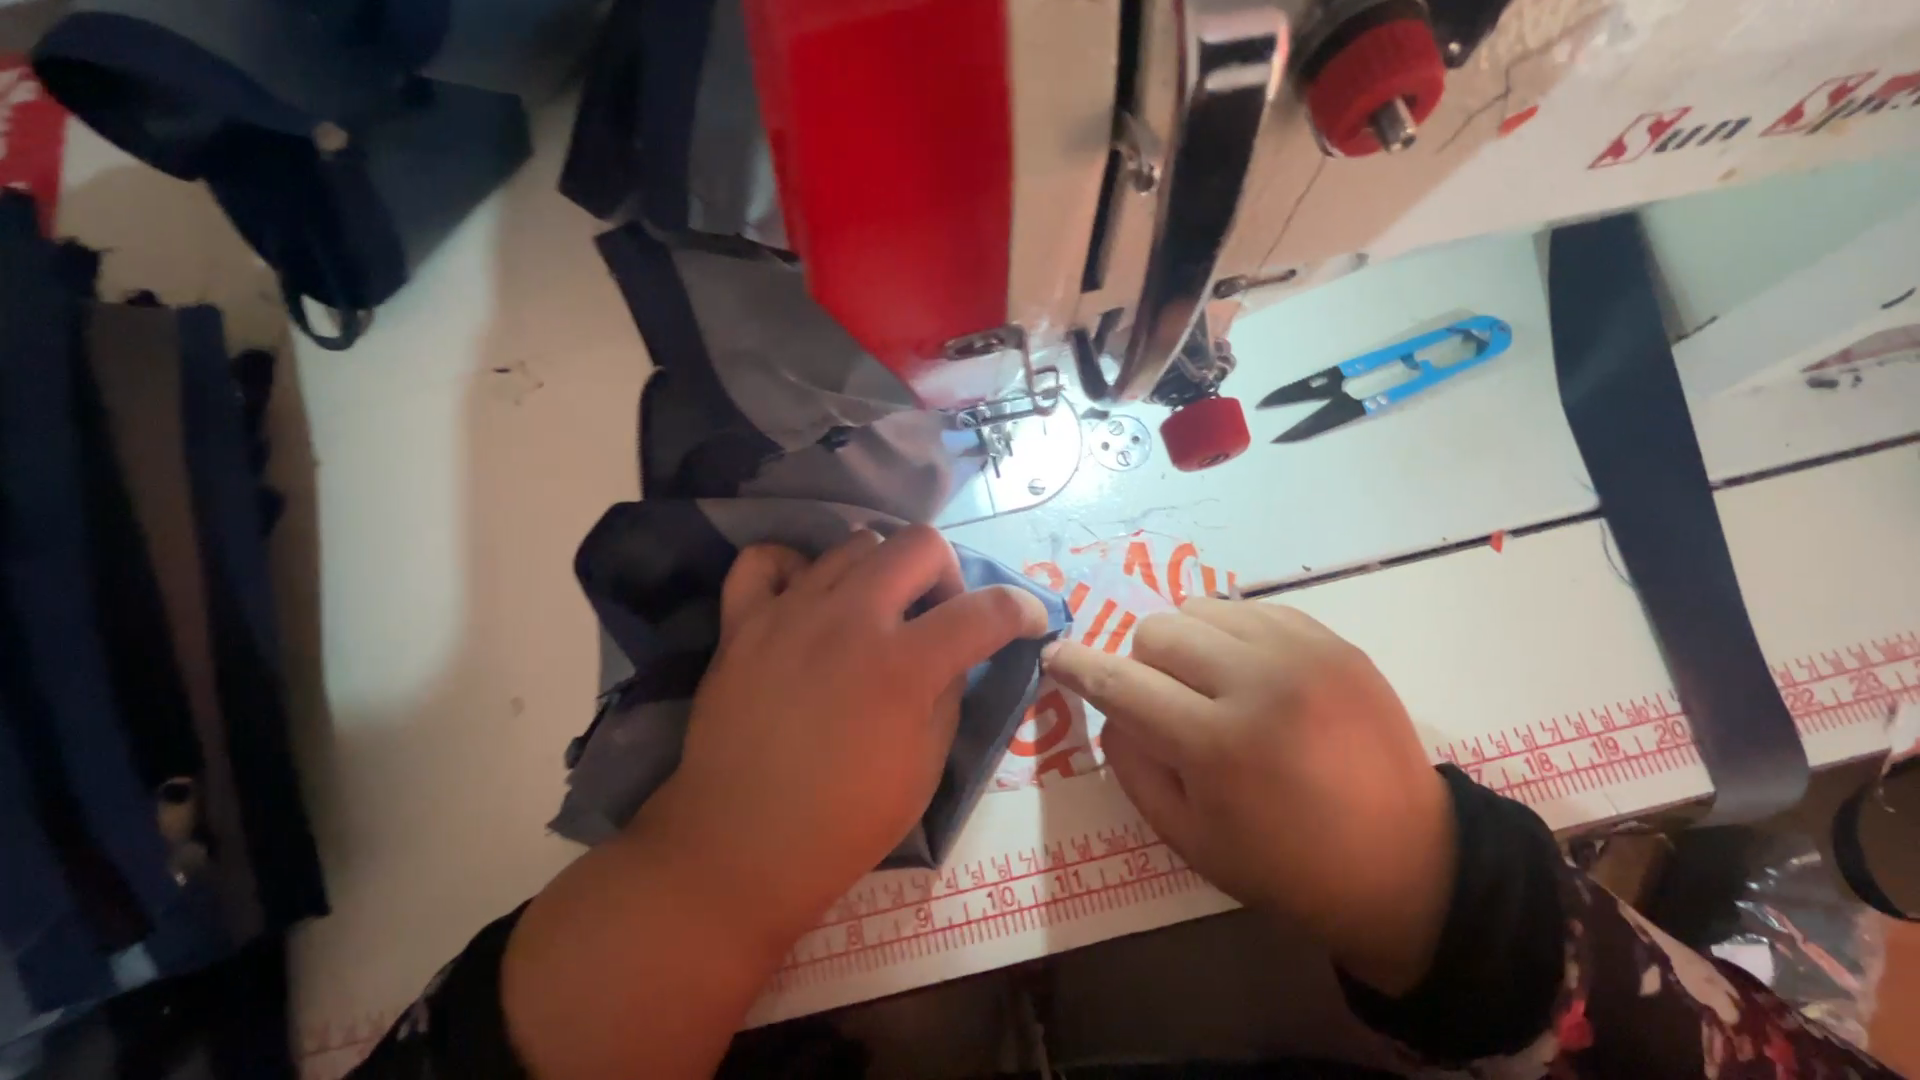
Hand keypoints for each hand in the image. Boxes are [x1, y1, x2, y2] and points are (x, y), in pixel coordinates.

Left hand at [641, 525, 1051, 946]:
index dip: (1022, 609)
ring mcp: (790, 613)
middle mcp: (849, 621)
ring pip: (853, 542)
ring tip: (873, 615)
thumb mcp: (927, 766)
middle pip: (920, 543)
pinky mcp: (742, 622)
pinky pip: (766, 558)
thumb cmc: (847, 821)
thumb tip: (956, 652)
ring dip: (881, 572)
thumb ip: (949, 692)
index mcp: (904, 667)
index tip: (1027, 619)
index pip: (987, 609)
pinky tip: (806, 600)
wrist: (743, 845)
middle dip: (947, 573)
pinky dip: (794, 568)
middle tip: (937, 616)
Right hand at [1042, 600, 1454, 993]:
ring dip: (1188, 644)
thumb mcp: (1187, 838)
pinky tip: (1251, 674)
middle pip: (1159, 630)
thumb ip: (1132, 766)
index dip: (1078, 666)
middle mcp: (1259, 682)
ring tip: (1211, 685)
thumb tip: (1112, 708)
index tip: (1056, 656)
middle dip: (1143, 664)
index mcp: (1217, 744)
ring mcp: (1304, 654)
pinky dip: (1233, 636)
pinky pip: (1253, 609)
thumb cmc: (1284, 866)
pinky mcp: (1335, 642)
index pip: (1121, 682)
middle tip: (1166, 703)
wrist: (1406, 864)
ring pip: (1203, 608)